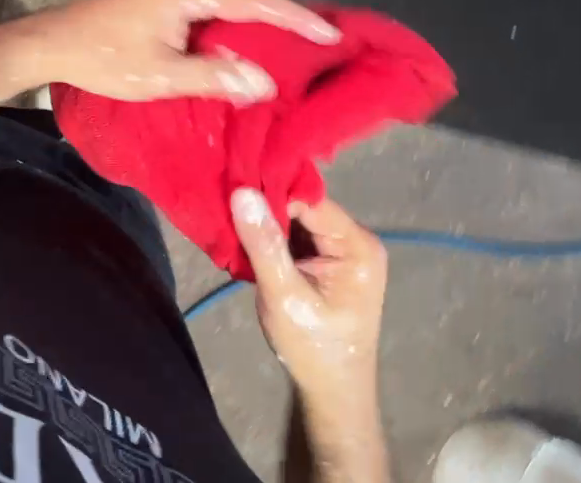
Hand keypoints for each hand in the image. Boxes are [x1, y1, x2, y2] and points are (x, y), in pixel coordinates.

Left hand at [30, 0, 338, 102]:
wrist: (49, 45)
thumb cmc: (103, 58)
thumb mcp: (161, 75)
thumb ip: (214, 76)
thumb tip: (264, 83)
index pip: (251, 1)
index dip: (293, 18)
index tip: (331, 33)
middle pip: (238, 0)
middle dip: (276, 22)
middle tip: (317, 44)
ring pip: (217, 9)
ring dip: (247, 29)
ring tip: (286, 52)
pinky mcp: (150, 5)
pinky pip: (199, 15)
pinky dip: (221, 33)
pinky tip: (234, 53)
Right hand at [231, 189, 385, 417]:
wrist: (331, 392)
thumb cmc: (313, 347)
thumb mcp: (284, 295)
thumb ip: (264, 243)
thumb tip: (242, 191)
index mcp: (357, 246)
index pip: (308, 198)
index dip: (270, 191)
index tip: (232, 188)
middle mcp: (355, 240)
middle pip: (301, 204)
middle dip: (264, 204)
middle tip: (224, 202)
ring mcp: (342, 250)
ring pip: (294, 217)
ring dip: (263, 219)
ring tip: (228, 216)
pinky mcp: (326, 259)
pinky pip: (294, 232)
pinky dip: (269, 234)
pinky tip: (244, 235)